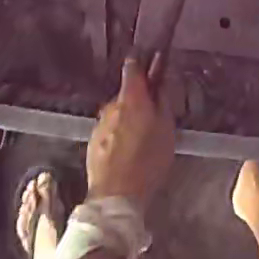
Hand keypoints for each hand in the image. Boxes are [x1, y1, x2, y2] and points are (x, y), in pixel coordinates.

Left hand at [86, 59, 175, 204]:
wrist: (115, 197)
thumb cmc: (148, 159)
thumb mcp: (166, 128)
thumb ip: (163, 99)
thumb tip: (164, 76)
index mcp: (131, 97)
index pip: (132, 67)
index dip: (142, 61)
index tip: (152, 60)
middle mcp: (111, 106)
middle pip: (127, 92)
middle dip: (139, 97)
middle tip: (155, 110)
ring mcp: (99, 125)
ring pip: (118, 112)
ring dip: (129, 116)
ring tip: (143, 134)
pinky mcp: (92, 144)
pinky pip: (109, 130)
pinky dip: (119, 132)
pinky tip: (129, 148)